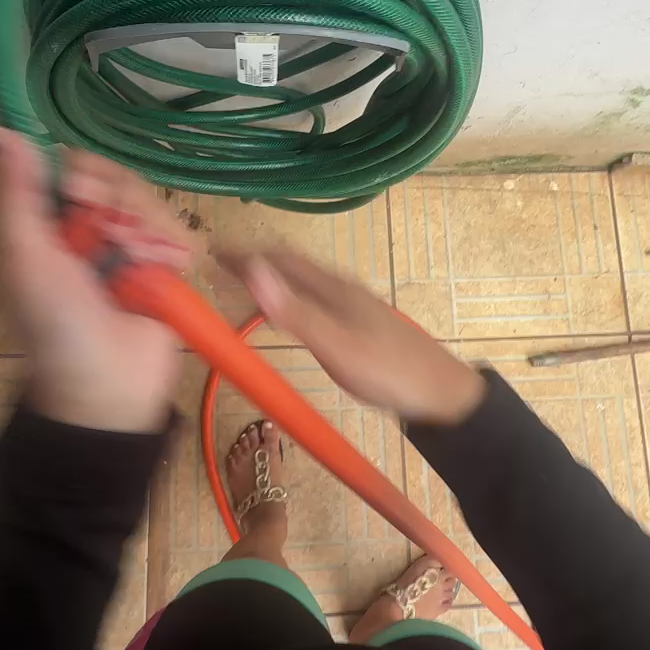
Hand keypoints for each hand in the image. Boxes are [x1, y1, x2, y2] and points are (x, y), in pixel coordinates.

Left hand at [0, 127, 195, 432]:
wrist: (108, 384)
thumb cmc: (57, 323)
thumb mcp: (26, 259)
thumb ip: (18, 196)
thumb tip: (0, 130)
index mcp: (56, 224)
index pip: (80, 168)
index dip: (88, 173)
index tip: (83, 194)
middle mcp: (95, 229)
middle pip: (121, 181)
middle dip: (120, 206)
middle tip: (113, 238)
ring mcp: (134, 247)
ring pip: (152, 204)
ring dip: (148, 230)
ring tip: (140, 263)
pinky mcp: (168, 266)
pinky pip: (179, 232)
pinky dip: (173, 248)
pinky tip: (167, 268)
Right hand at [218, 248, 485, 425]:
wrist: (441, 393)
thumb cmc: (388, 370)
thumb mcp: (336, 345)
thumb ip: (293, 312)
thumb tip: (253, 269)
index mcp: (332, 287)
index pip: (279, 259)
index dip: (244, 255)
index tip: (209, 255)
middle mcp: (340, 287)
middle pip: (288, 265)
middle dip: (251, 264)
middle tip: (215, 271)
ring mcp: (350, 304)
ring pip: (300, 282)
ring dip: (267, 280)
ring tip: (238, 289)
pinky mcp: (356, 323)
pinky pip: (310, 299)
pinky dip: (285, 299)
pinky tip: (284, 315)